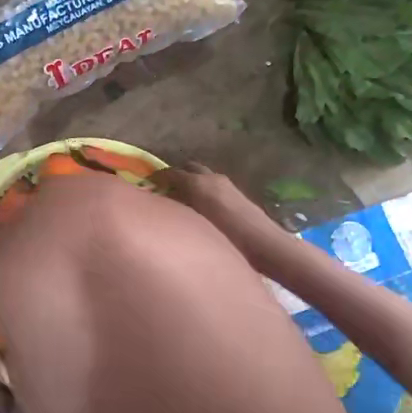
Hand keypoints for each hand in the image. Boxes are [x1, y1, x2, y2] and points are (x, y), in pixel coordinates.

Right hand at [152, 162, 285, 260]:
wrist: (265, 244)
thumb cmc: (228, 237)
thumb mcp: (196, 225)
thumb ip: (178, 210)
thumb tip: (163, 203)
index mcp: (199, 183)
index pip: (172, 173)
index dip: (157, 177)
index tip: (146, 184)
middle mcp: (211, 178)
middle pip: (188, 168)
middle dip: (176, 175)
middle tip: (163, 190)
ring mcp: (226, 184)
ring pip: (202, 177)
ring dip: (190, 183)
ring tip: (180, 201)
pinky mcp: (236, 194)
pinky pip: (212, 185)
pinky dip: (202, 190)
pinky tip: (199, 208)